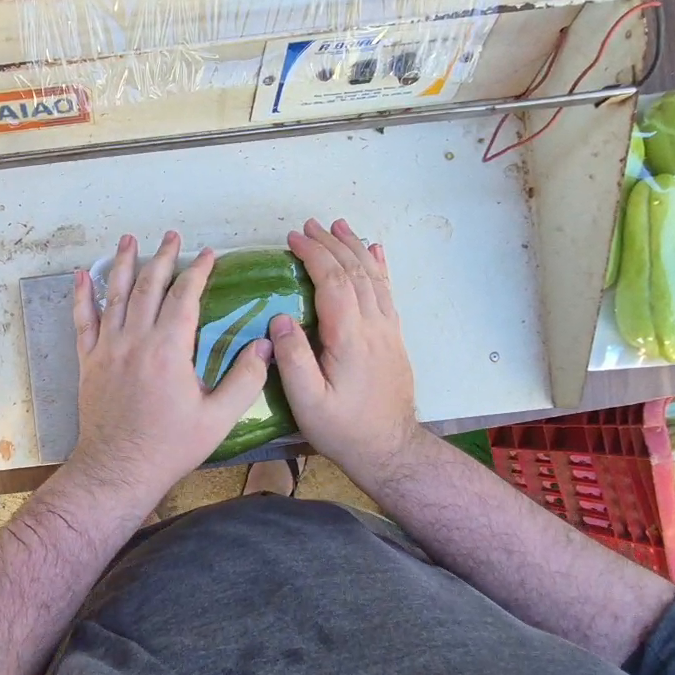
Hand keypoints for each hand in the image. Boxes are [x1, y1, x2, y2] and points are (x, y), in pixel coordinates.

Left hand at [67, 231, 270, 507]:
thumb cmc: (170, 447)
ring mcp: (107, 349)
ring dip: (122, 264)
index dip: (198, 271)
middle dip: (163, 258)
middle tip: (172, 237)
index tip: (209, 255)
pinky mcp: (88, 362)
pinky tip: (81, 277)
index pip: (185, 296)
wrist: (118, 469)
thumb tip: (266, 345)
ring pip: (114, 296)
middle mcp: (135, 341)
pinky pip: (83, 321)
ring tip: (127, 240)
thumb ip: (245, 380)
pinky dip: (81, 296)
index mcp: (168, 350)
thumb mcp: (217, 419)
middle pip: (148, 287)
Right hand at [271, 218, 423, 486]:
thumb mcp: (306, 401)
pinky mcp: (393, 339)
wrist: (388, 449)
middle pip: (355, 271)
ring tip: (339, 226)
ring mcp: (388, 330)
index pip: (333, 282)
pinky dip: (380, 267)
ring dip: (355, 248)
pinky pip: (388, 292)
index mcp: (349, 337)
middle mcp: (373, 325)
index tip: (293, 238)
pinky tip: (377, 252)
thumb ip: (293, 359)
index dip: (314, 255)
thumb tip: (280, 319)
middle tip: (309, 226)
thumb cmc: (341, 428)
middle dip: (331, 244)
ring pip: (374, 277)